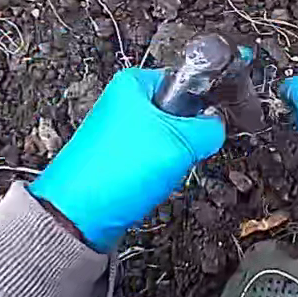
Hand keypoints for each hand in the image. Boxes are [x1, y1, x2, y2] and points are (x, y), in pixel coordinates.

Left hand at [30, 68, 225, 250]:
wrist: (79, 217)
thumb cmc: (117, 171)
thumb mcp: (181, 142)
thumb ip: (209, 128)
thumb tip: (217, 125)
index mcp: (133, 83)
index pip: (184, 80)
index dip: (201, 102)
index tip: (209, 120)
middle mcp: (122, 102)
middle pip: (177, 111)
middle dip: (187, 134)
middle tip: (181, 150)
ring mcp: (119, 131)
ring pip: (168, 138)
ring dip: (173, 156)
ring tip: (160, 169)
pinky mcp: (117, 156)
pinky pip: (153, 158)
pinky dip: (158, 171)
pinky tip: (150, 182)